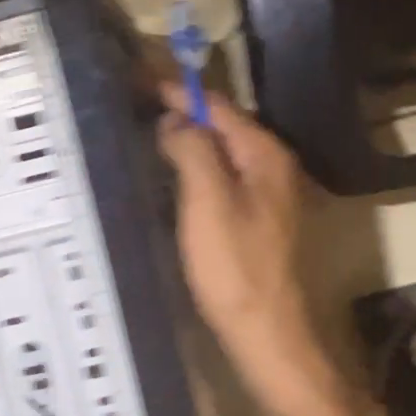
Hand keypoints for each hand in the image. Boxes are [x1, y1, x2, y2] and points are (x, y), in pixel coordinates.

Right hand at [157, 85, 332, 413]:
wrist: (266, 333)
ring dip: (192, 143)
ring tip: (151, 136)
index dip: (181, 92)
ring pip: (225, 156)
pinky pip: (225, 182)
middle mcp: (275, 169)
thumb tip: (176, 118)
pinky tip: (176, 180)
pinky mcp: (259, 224)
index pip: (220, 107)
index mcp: (266, 155)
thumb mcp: (208, 201)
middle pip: (226, 128)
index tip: (142, 81)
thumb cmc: (234, 267)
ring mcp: (270, 198)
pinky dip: (199, 173)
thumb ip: (193, 150)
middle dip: (186, 114)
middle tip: (140, 106)